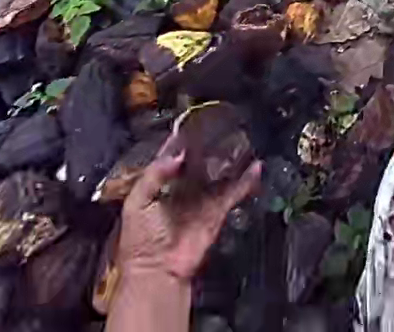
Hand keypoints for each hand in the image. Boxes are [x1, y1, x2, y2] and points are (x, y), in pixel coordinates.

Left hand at [118, 132, 262, 281]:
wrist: (157, 273)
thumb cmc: (141, 239)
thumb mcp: (137, 203)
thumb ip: (154, 174)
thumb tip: (179, 153)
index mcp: (164, 183)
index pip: (174, 155)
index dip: (183, 139)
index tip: (194, 120)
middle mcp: (186, 187)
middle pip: (201, 160)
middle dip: (210, 144)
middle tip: (223, 124)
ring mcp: (204, 197)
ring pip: (221, 172)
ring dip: (231, 158)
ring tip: (242, 138)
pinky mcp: (218, 210)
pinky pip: (236, 191)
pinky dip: (248, 179)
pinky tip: (256, 165)